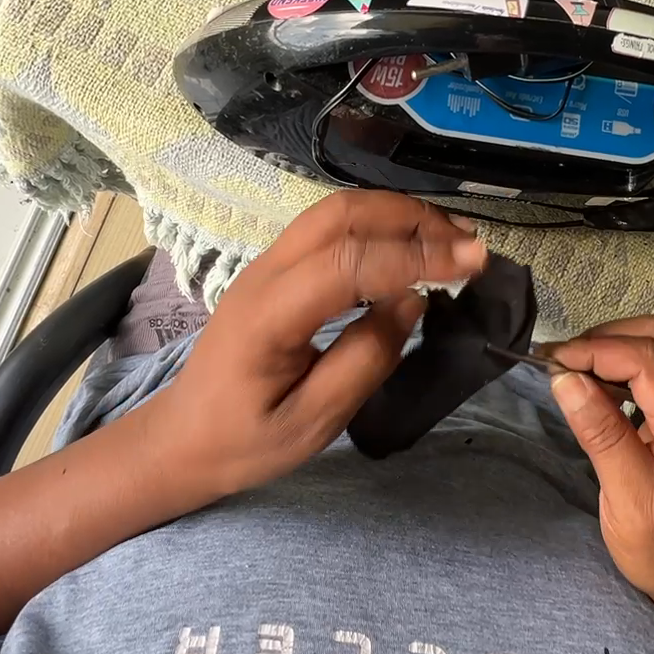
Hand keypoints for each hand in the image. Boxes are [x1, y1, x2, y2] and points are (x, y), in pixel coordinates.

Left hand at [137, 191, 487, 499]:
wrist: (182, 437)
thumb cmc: (243, 441)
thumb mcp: (311, 422)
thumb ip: (365, 360)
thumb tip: (413, 301)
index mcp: (269, 314)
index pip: (349, 262)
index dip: (415, 257)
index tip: (472, 263)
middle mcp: (265, 272)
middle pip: (342, 214)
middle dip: (412, 219)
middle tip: (470, 245)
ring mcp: (267, 263)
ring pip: (336, 212)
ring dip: (397, 215)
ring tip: (451, 240)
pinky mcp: (276, 268)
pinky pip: (330, 228)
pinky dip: (378, 226)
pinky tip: (408, 248)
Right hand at [545, 316, 653, 626]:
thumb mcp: (630, 504)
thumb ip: (602, 436)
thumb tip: (565, 379)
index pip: (649, 360)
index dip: (595, 351)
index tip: (549, 364)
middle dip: (602, 339)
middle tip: (557, 364)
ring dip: (610, 346)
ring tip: (569, 372)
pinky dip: (620, 362)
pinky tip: (594, 386)